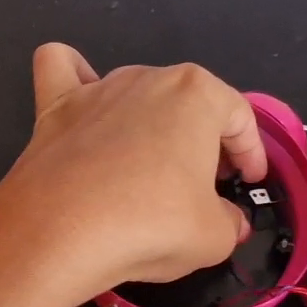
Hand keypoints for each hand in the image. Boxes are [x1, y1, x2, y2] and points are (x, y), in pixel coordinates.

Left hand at [0, 44, 266, 306]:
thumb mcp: (214, 236)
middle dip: (203, 139)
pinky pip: (64, 70)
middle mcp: (148, 78)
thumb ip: (230, 222)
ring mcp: (98, 88)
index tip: (249, 181)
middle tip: (206, 183)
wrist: (59, 232)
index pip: (239, 117)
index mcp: (196, 94)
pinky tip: (83, 101)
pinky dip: (76, 79)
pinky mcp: (54, 106)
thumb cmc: (150, 225)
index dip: (252, 153)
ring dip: (151, 121)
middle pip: (188, 103)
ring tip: (151, 168)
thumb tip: (228, 222)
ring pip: (136, 90)